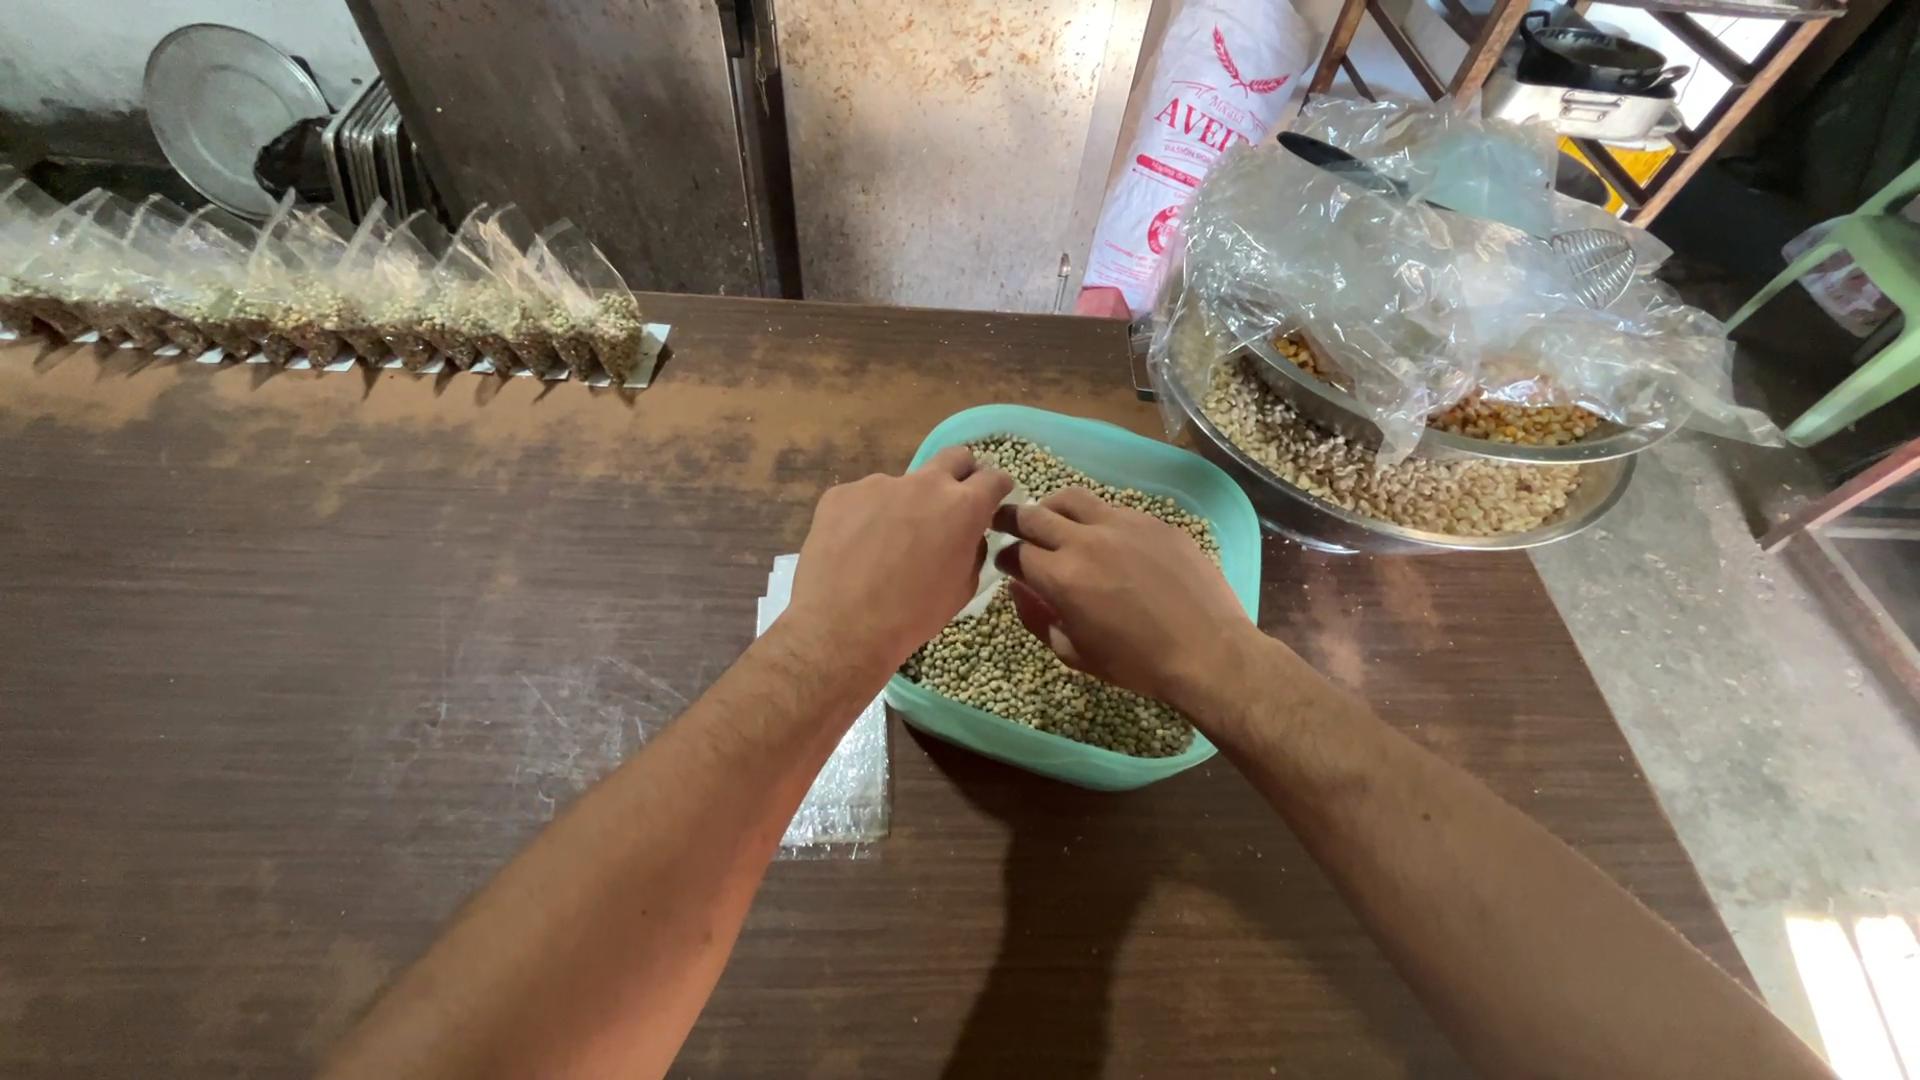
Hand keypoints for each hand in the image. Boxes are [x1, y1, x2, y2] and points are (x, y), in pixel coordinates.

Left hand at [785, 446, 1013, 672]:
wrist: (843, 627)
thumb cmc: (913, 615)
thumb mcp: (963, 588)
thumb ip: (972, 548)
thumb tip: (967, 533)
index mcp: (962, 506)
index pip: (993, 479)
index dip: (997, 487)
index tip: (994, 496)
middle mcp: (924, 484)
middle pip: (954, 457)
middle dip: (960, 474)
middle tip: (952, 501)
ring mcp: (878, 484)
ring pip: (902, 485)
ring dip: (905, 504)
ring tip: (886, 543)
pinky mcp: (841, 493)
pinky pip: (863, 499)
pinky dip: (866, 516)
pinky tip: (855, 548)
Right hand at [995, 488, 1257, 709]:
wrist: (1207, 651)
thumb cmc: (1136, 663)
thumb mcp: (1074, 653)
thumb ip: (1037, 618)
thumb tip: (1020, 590)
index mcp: (1060, 577)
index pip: (1015, 553)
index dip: (1004, 557)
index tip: (1006, 563)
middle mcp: (1085, 541)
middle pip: (1033, 515)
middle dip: (1012, 519)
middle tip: (1006, 523)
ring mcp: (1122, 524)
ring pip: (1072, 499)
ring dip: (1052, 507)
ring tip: (1051, 517)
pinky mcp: (1152, 521)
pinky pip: (1113, 509)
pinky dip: (1096, 518)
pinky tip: (1104, 536)